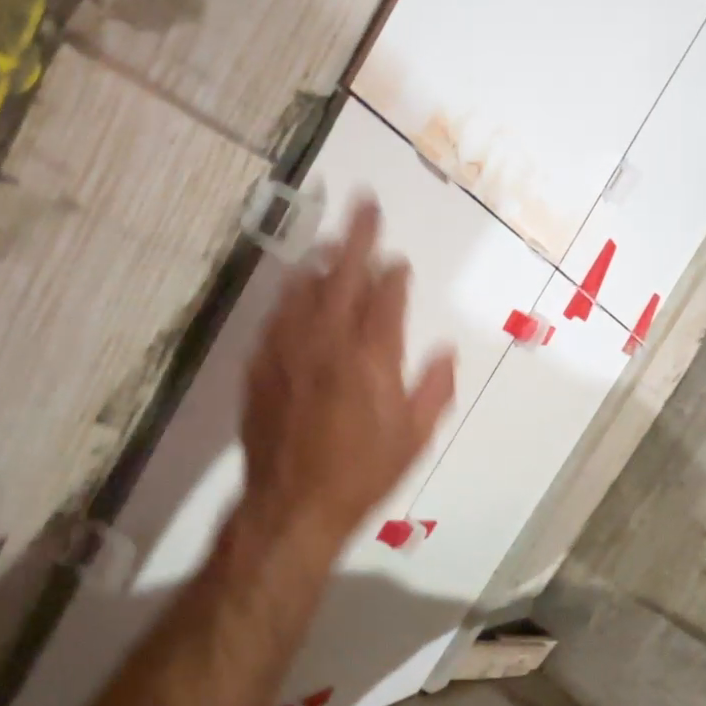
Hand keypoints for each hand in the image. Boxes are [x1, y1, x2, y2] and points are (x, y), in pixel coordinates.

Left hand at [239, 197, 455, 541]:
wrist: (296, 503)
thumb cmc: (366, 474)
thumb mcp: (416, 438)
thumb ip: (433, 388)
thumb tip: (444, 352)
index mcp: (372, 359)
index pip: (385, 298)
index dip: (394, 275)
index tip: (399, 260)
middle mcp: (328, 342)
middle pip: (342, 275)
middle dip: (356, 237)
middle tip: (365, 202)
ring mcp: (288, 350)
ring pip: (303, 287)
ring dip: (320, 258)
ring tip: (330, 237)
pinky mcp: (261, 365)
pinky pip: (277, 315)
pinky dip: (291, 293)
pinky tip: (296, 286)